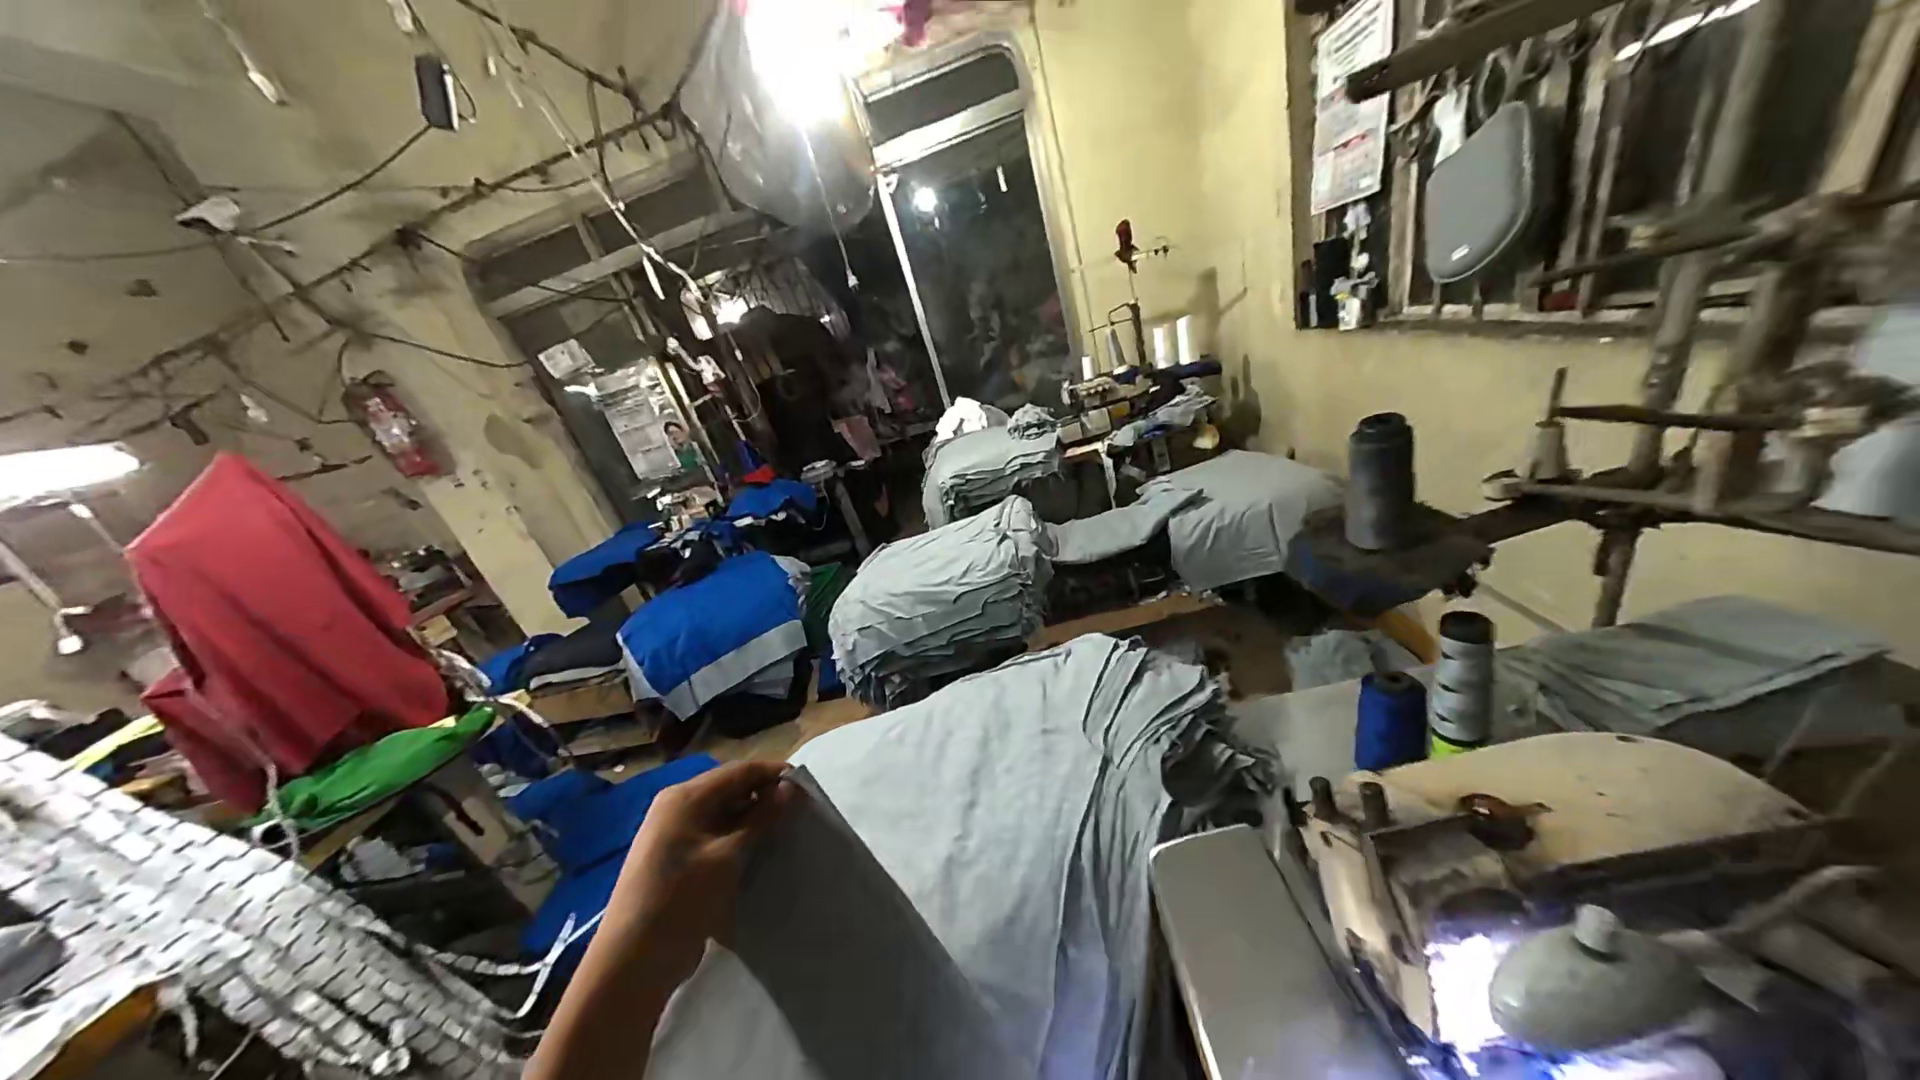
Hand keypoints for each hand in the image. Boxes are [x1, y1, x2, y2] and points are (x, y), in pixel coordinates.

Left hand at [607, 760, 794, 984]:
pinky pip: (714, 833)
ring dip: (752, 816)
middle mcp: (677, 807)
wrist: (632, 962)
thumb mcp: (727, 856)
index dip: (773, 774)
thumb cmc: (681, 898)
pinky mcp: (677, 857)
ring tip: (784, 827)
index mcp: (685, 797)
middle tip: (798, 809)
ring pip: (723, 811)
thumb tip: (788, 787)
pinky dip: (737, 834)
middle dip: (764, 794)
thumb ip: (760, 818)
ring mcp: (674, 833)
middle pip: (729, 787)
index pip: (739, 771)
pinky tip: (758, 848)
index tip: (805, 785)